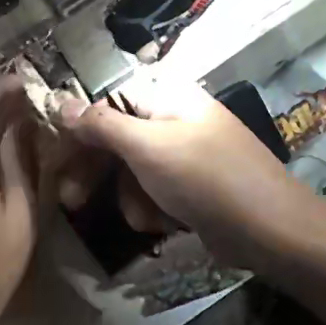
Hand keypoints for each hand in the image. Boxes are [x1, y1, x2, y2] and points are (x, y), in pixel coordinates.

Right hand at [57, 73, 312, 264]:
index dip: (79, 132)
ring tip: (147, 219)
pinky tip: (166, 224)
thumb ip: (101, 125)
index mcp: (166, 96)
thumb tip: (61, 103)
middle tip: (72, 202)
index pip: (106, 104)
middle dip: (99, 173)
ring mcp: (186, 151)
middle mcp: (175, 117)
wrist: (269, 228)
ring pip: (133, 171)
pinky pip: (156, 191)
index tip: (55, 162)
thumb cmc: (205, 178)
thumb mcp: (147, 147)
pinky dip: (154, 208)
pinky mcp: (193, 184)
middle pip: (117, 139)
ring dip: (132, 197)